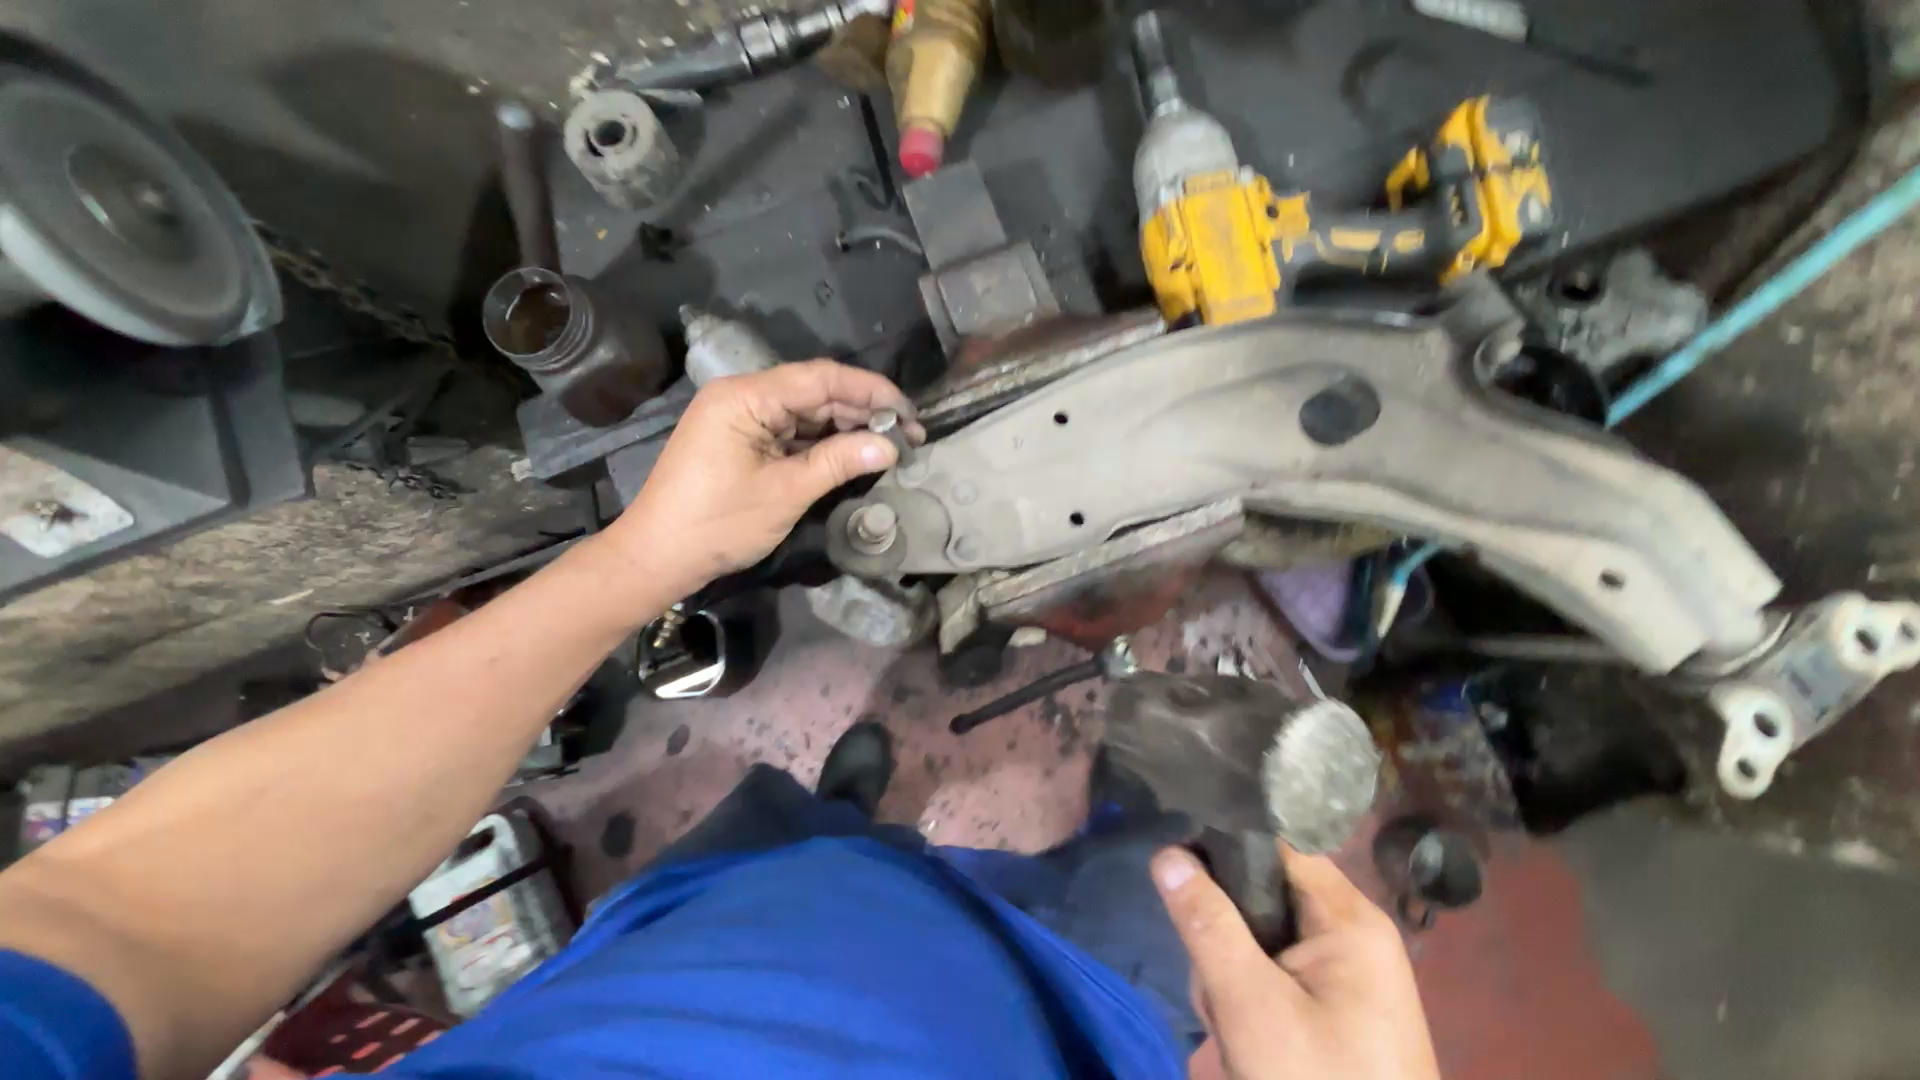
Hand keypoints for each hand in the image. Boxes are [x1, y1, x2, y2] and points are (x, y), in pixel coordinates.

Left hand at [608, 360, 922, 595]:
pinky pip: (791, 432)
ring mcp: (741, 419)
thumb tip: (891, 447)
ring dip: (847, 428)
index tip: (910, 413)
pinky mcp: (742, 441)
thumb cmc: (717, 524)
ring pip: (806, 413)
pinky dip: (823, 443)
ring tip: (889, 447)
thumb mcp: (785, 493)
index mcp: (746, 396)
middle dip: (864, 411)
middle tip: (909, 436)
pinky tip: (854, 454)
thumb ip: (839, 462)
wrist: (657, 557)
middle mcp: (742, 396)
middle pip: (815, 392)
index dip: (871, 391)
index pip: (821, 378)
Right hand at [1152, 842, 1439, 1079]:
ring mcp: (1351, 974)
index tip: (1181, 874)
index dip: (1226, 850)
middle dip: (1227, 933)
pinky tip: (1247, 1035)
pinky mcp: (1341, 1007)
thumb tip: (1167, 853)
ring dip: (1235, 974)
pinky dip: (1255, 998)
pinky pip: (1281, 974)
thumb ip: (1207, 925)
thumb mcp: (1250, 1005)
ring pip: (1266, 938)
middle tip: (1215, 982)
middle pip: (1267, 894)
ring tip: (1233, 1023)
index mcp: (1350, 919)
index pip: (1278, 846)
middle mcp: (1356, 934)